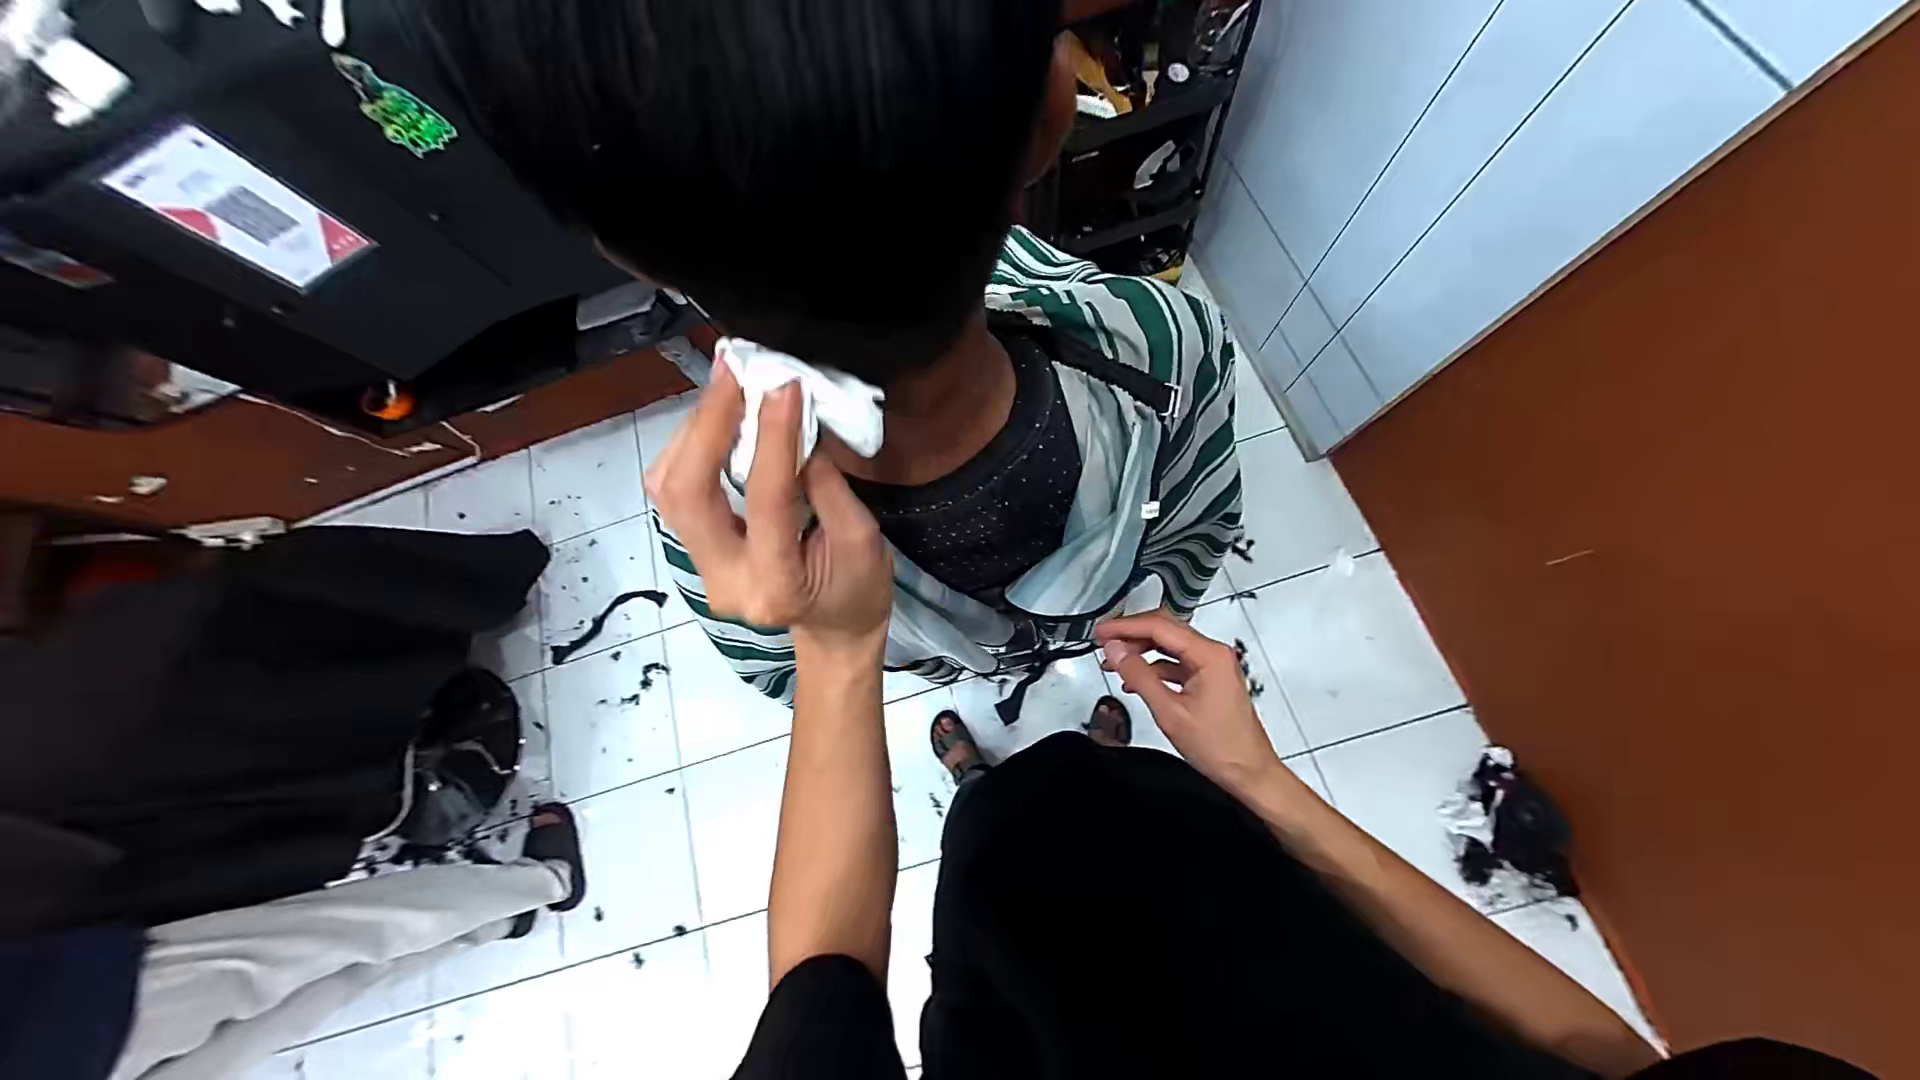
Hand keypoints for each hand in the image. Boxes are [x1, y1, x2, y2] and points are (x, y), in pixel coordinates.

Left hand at [645, 364, 892, 657]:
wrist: (834, 631)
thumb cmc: (859, 590)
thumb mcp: (862, 539)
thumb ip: (827, 486)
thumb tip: (796, 425)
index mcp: (777, 585)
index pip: (767, 498)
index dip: (775, 436)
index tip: (785, 386)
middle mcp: (724, 581)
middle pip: (687, 494)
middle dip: (707, 425)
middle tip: (733, 375)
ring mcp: (702, 571)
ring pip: (670, 490)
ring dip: (694, 433)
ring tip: (726, 390)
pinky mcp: (696, 555)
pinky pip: (677, 495)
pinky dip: (692, 450)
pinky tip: (718, 423)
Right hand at [1095, 610, 1286, 797]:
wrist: (1249, 773)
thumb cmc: (1221, 748)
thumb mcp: (1169, 712)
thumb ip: (1139, 676)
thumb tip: (1116, 651)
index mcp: (1209, 655)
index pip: (1158, 627)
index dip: (1124, 628)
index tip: (1101, 632)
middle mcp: (1214, 654)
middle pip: (1164, 630)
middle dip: (1130, 634)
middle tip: (1103, 640)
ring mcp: (1213, 665)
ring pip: (1168, 645)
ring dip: (1140, 650)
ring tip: (1114, 660)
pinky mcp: (1209, 678)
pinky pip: (1175, 662)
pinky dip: (1153, 666)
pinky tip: (1135, 678)